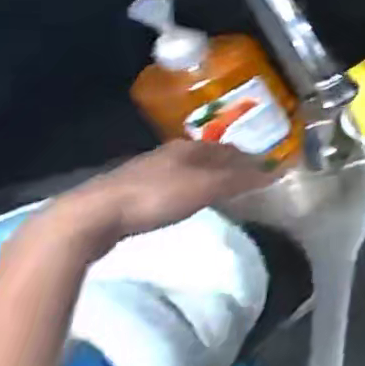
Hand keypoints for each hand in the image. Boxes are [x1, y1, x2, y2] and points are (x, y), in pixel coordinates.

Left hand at [37, 140, 277, 254]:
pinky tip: (180, 201)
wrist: (89, 217)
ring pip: (184, 169)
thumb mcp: (205, 188)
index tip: (265, 168)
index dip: (248, 157)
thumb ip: (239, 180)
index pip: (228, 148)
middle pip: (206, 156)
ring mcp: (144, 171)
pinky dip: (182, 189)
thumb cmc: (154, 197)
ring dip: (203, 177)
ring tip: (217, 189)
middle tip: (244, 178)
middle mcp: (167, 153)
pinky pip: (166, 185)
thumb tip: (275, 171)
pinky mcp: (125, 192)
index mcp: (188, 147)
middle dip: (226, 165)